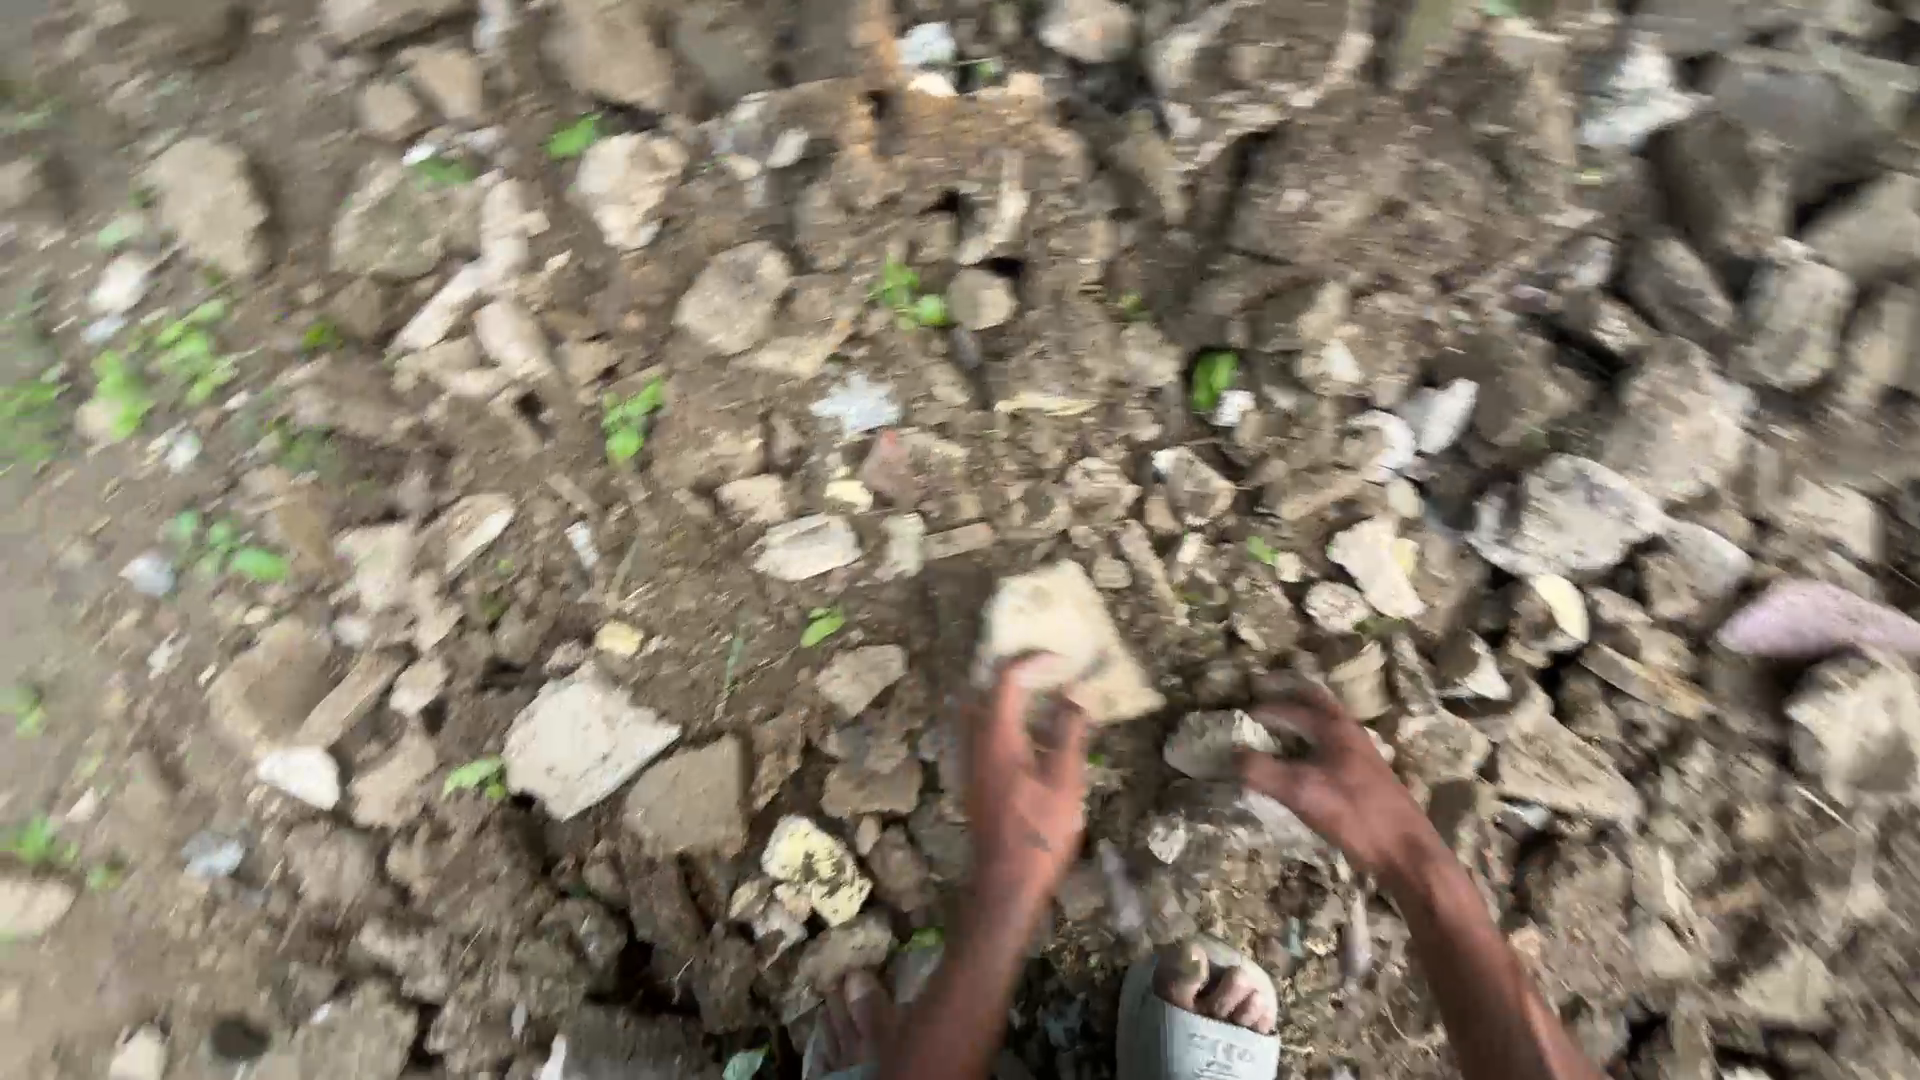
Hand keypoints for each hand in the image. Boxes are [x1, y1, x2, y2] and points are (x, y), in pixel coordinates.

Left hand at [964, 654, 1090, 908]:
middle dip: (1013, 670)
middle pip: (984, 687)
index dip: (1033, 660)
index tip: (1063, 659)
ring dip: (1006, 694)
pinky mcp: (973, 777)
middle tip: (1046, 669)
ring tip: (1042, 696)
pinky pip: (981, 730)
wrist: (1004, 882)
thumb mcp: (1064, 781)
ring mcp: (969, 760)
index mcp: (997, 735)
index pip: (1006, 678)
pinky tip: (1031, 735)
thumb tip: (1075, 696)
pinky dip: (1002, 718)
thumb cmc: (1038, 832)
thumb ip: (1068, 733)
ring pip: (979, 709)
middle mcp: (975, 740)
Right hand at [1235, 686, 1438, 884]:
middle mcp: (1350, 733)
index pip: (1291, 708)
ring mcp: (1361, 754)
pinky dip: (1311, 741)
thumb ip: (1261, 771)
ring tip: (1276, 730)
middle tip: (1263, 700)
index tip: (1240, 717)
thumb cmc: (1354, 815)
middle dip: (1289, 697)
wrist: (1407, 853)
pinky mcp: (1366, 776)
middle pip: (1317, 702)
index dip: (1263, 710)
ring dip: (1301, 719)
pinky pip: (1331, 744)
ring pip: (1326, 723)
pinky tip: (1301, 762)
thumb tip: (1231, 754)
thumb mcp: (1300, 792)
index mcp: (1335, 729)